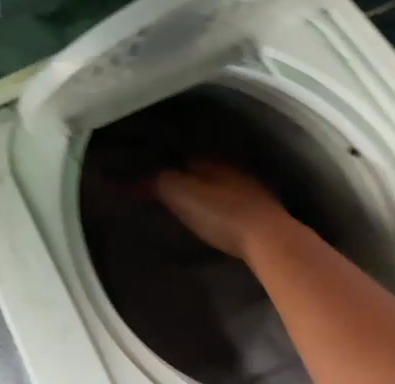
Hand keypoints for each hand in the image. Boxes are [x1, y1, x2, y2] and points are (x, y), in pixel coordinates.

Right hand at [151, 161, 290, 258]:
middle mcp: (233, 166)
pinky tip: (225, 218)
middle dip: (193, 176)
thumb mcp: (177, 194)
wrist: (271, 240)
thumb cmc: (219, 211)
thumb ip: (152, 183)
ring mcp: (256, 188)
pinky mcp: (269, 212)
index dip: (169, 164)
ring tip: (199, 205)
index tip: (157, 174)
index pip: (183, 154)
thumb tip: (123, 178)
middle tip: (176, 190)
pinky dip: (230, 206)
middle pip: (207, 168)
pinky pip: (241, 201)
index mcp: (210, 157)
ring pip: (226, 184)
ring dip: (214, 191)